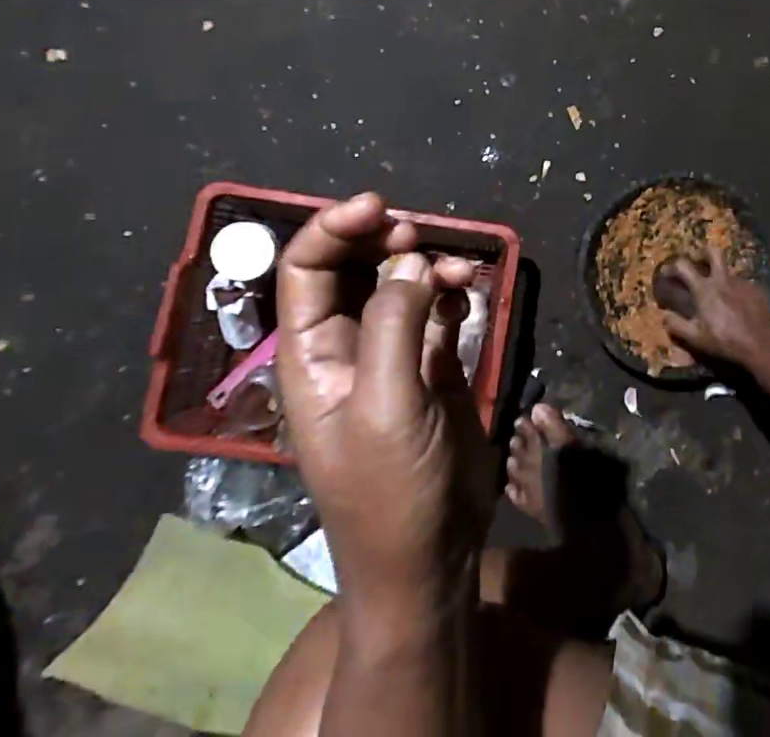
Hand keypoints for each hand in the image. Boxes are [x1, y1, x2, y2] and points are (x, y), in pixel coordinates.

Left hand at [276, 193, 488, 620]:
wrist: (431, 561)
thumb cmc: (391, 493)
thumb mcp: (387, 408)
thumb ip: (395, 326)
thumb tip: (409, 261)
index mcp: (310, 352)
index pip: (304, 270)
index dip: (331, 229)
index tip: (375, 207)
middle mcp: (342, 344)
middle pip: (349, 268)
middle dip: (379, 240)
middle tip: (417, 231)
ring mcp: (385, 354)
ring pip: (394, 284)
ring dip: (422, 265)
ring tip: (457, 267)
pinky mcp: (425, 369)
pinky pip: (431, 313)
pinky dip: (447, 294)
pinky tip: (466, 293)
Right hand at [657, 247, 769, 364]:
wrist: (765, 345)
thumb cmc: (726, 340)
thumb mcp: (695, 338)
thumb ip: (676, 325)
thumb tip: (664, 315)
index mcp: (704, 289)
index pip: (683, 265)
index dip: (672, 266)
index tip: (667, 273)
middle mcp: (723, 281)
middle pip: (714, 253)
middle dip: (703, 253)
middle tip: (698, 263)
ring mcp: (743, 284)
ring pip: (728, 271)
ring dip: (720, 277)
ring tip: (718, 293)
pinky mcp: (758, 292)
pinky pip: (742, 285)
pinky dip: (735, 291)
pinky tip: (736, 305)